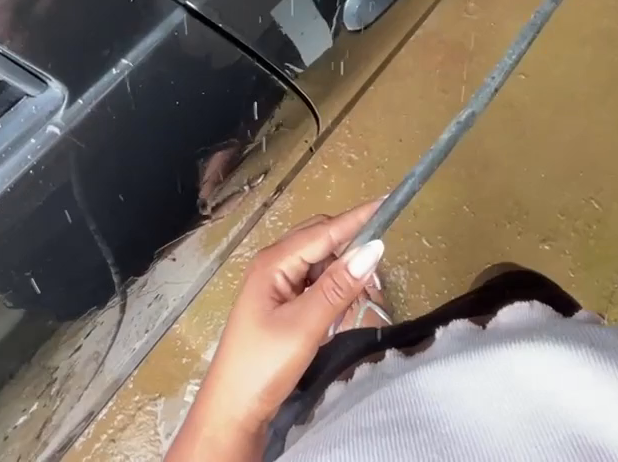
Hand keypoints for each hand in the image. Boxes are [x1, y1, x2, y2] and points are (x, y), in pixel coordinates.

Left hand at [170, 202, 384, 458]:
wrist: (231, 413)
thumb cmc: (262, 365)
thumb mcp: (305, 325)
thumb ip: (339, 287)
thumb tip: (373, 248)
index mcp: (274, 261)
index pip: (324, 231)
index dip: (356, 219)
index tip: (387, 203)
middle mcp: (274, 264)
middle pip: (322, 242)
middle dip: (350, 255)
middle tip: (376, 281)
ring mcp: (276, 285)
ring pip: (321, 265)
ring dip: (342, 280)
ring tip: (352, 309)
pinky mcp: (281, 305)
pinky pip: (315, 285)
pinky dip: (332, 296)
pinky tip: (336, 318)